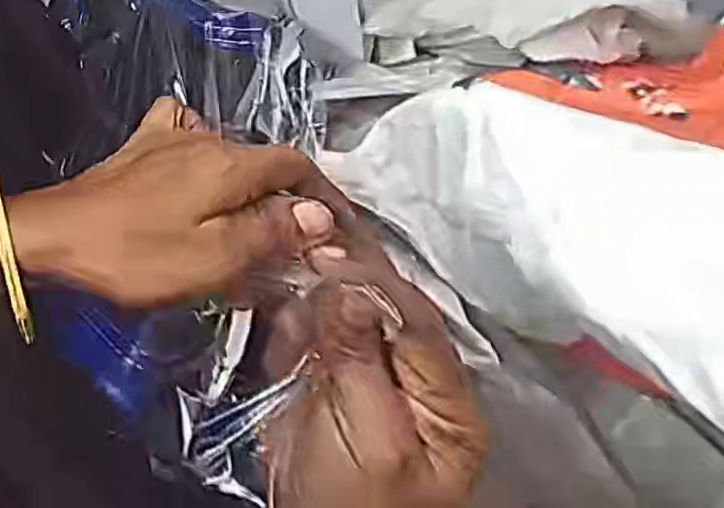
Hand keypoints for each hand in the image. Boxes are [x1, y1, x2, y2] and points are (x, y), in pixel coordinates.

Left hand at [12, 98, 336, 308]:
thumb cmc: (133, 252)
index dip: (323, 194)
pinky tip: (195, 173)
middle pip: (262, 160)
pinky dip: (200, 149)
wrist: (56, 233)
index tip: (335, 232)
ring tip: (248, 221)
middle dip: (286, 196)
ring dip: (246, 181)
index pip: (295, 164)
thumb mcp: (211, 258)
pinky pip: (182, 132)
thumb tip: (318, 212)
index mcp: (226, 163)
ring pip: (226, 150)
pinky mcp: (138, 146)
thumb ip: (268, 232)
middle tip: (293, 244)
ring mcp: (165, 137)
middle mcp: (200, 138)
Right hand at [261, 245, 488, 507]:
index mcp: (444, 401)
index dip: (374, 282)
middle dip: (342, 272)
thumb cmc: (356, 503)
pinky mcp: (322, 365)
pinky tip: (279, 292)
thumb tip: (349, 287)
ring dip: (312, 282)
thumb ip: (360, 359)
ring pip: (341, 305)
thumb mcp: (370, 437)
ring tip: (288, 257)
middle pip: (380, 304)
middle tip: (305, 241)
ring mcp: (363, 367)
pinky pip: (309, 320)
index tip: (329, 252)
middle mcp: (409, 375)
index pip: (415, 320)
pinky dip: (291, 304)